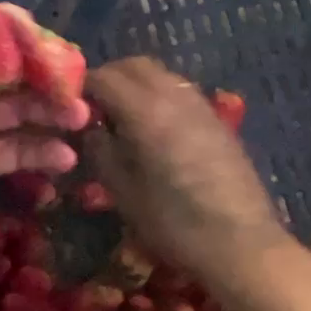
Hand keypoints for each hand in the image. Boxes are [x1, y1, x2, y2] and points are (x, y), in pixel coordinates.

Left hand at [0, 6, 92, 288]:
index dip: (15, 29)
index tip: (46, 48)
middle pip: (8, 65)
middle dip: (44, 68)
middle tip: (75, 85)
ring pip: (20, 105)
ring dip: (52, 106)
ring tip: (81, 118)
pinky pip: (19, 148)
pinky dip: (44, 149)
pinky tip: (68, 157)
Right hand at [83, 57, 288, 288]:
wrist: (242, 245)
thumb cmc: (174, 223)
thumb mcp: (122, 192)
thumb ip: (100, 150)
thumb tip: (90, 128)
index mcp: (145, 111)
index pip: (103, 77)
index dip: (80, 87)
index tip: (68, 107)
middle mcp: (173, 97)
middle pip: (134, 65)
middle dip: (109, 77)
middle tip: (94, 107)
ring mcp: (200, 105)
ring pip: (160, 74)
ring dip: (136, 84)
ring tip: (123, 117)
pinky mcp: (218, 119)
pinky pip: (180, 91)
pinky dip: (159, 96)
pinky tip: (155, 128)